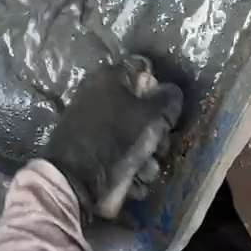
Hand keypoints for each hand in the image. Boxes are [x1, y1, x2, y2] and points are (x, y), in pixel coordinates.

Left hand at [42, 56, 182, 220]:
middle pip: (143, 108)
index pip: (142, 70)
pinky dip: (133, 169)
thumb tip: (172, 90)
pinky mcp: (97, 153)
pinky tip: (135, 180)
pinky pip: (126, 157)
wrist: (78, 179)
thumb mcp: (150, 114)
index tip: (166, 108)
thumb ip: (167, 99)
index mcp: (109, 79)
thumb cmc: (116, 137)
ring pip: (138, 136)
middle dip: (158, 130)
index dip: (158, 89)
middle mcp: (101, 98)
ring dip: (148, 156)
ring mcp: (97, 127)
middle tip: (160, 144)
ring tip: (145, 167)